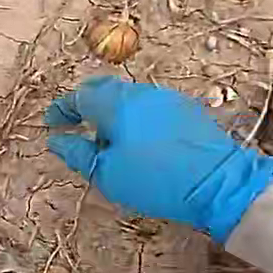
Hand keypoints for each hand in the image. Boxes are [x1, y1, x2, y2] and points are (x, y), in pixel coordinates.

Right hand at [44, 76, 272, 240]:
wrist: (219, 182)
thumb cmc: (155, 179)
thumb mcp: (107, 173)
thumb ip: (77, 154)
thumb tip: (57, 140)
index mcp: (115, 103)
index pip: (79, 96)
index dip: (61, 110)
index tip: (53, 124)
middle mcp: (138, 93)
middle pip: (103, 90)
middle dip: (84, 106)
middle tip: (75, 126)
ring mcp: (164, 98)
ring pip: (126, 97)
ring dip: (110, 113)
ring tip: (105, 141)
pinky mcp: (184, 109)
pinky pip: (147, 106)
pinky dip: (132, 117)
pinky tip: (135, 141)